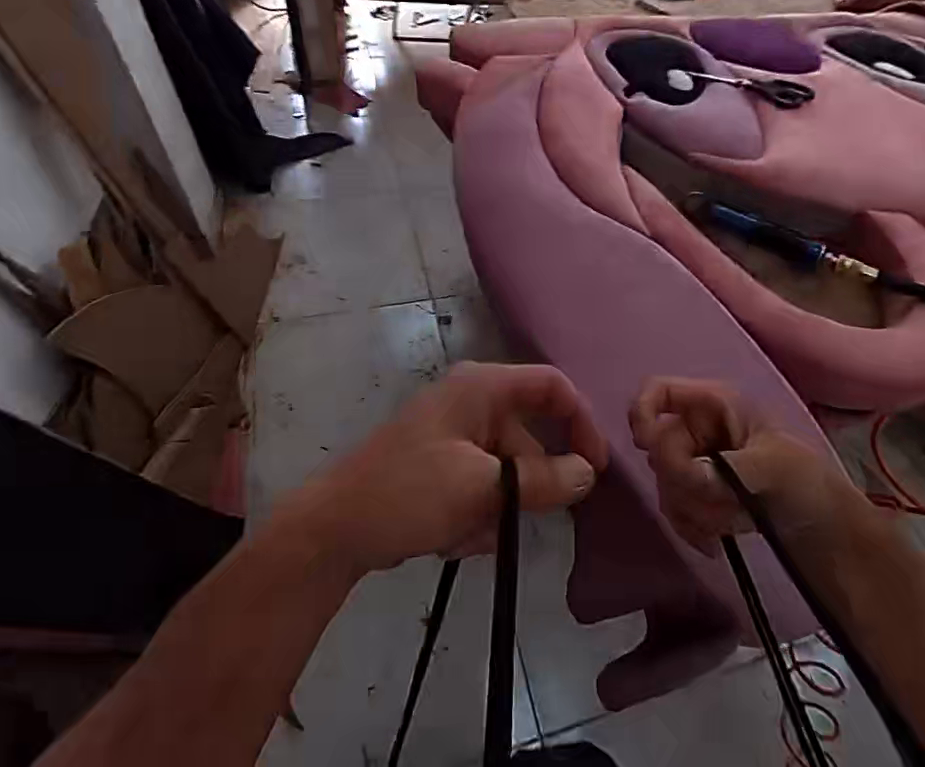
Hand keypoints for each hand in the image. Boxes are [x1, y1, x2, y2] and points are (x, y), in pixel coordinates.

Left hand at [288, 362, 609, 573]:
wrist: (329, 534)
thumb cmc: (408, 493)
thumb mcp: (484, 488)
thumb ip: (544, 480)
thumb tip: (589, 474)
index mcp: (482, 387)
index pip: (553, 387)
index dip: (581, 422)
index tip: (595, 466)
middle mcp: (472, 402)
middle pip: (530, 436)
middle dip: (530, 483)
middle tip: (525, 517)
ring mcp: (455, 435)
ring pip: (508, 468)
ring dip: (501, 505)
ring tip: (470, 532)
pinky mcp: (443, 465)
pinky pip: (484, 483)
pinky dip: (480, 511)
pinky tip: (453, 536)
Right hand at [628, 377, 847, 555]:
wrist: (827, 535)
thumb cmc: (808, 483)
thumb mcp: (774, 466)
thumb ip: (724, 469)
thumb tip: (689, 477)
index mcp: (716, 404)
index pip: (659, 391)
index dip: (643, 413)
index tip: (649, 447)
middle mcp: (700, 430)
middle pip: (659, 448)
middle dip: (686, 482)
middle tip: (722, 498)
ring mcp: (698, 465)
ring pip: (665, 485)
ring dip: (694, 510)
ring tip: (733, 519)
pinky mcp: (699, 498)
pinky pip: (673, 510)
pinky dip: (691, 527)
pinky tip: (716, 542)